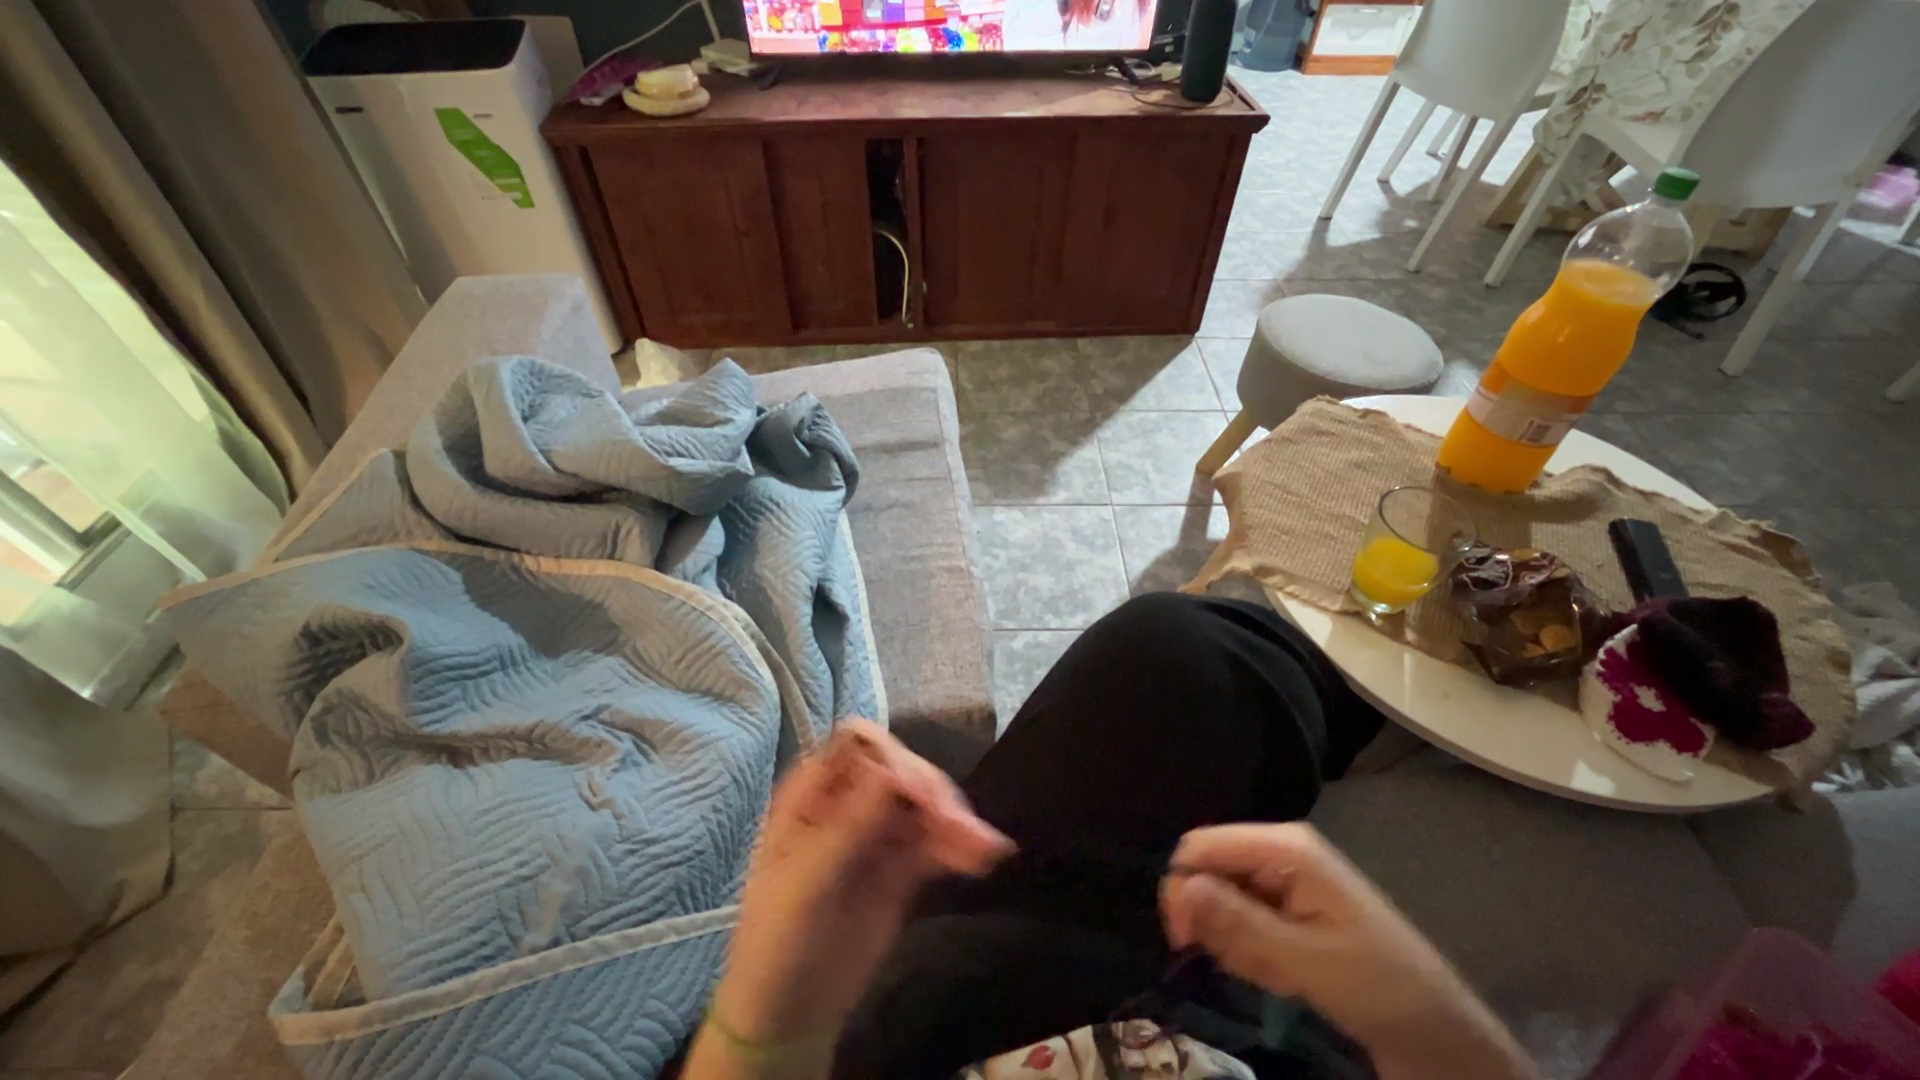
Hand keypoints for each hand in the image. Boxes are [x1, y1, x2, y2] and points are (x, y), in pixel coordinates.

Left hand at [708, 721, 1013, 1048]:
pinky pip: (937, 841)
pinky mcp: (902, 866)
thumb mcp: (804, 884)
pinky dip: (961, 844)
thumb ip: (848, 827)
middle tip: (960, 828)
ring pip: (926, 804)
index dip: (893, 759)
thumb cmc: (777, 942)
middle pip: (901, 771)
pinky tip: (985, 856)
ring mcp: (877, 833)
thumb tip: (890, 770)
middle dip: (934, 794)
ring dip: (957, 820)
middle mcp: (847, 802)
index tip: (920, 795)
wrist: (789, 1013)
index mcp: (811, 794)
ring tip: (986, 848)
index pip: (857, 746)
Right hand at [1160, 824, 1535, 1079]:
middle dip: (1217, 924)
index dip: (1182, 888)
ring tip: (1279, 975)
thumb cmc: (1376, 988)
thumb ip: (1238, 922)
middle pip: (1209, 873)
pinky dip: (1251, 953)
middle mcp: (1279, 851)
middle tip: (1253, 966)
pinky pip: (1242, 920)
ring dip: (1237, 945)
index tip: (1185, 942)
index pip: (1201, 845)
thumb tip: (1179, 886)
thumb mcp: (1304, 961)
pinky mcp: (1288, 907)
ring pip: (1221, 902)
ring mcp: (1285, 879)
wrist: (1436, 1031)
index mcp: (1285, 847)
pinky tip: (1284, 975)